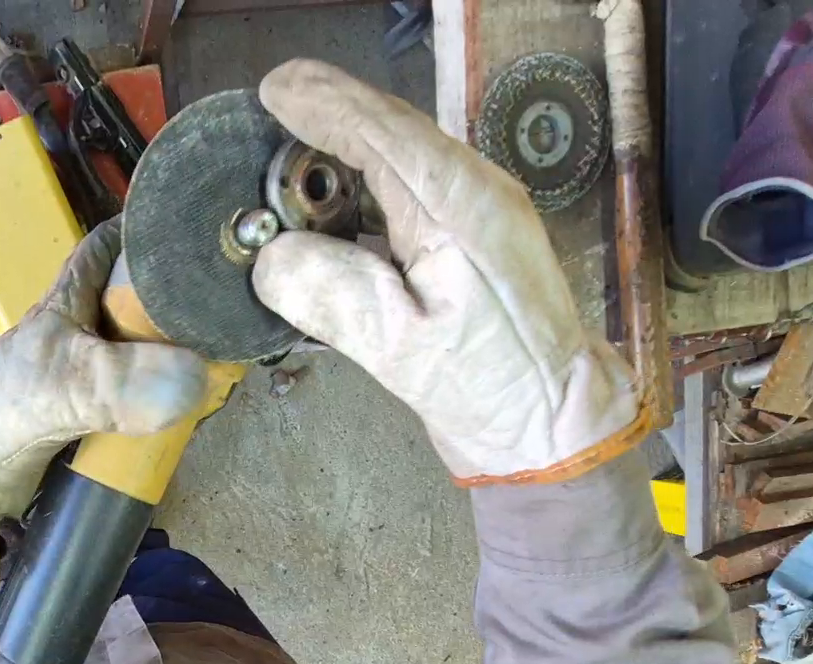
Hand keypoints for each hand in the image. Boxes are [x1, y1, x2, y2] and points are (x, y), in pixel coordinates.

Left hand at [0, 220, 206, 592]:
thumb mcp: (58, 386)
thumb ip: (118, 382)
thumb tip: (192, 381)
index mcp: (66, 302)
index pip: (109, 247)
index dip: (147, 232)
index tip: (194, 230)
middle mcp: (80, 334)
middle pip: (138, 302)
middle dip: (177, 302)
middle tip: (227, 309)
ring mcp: (87, 378)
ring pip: (143, 353)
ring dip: (175, 357)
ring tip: (224, 358)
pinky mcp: (94, 421)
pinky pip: (139, 400)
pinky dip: (162, 403)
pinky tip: (190, 409)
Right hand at [252, 59, 649, 484]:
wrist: (548, 424)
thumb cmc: (484, 387)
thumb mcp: (399, 349)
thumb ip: (334, 296)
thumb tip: (272, 259)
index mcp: (459, 206)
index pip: (382, 132)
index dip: (324, 105)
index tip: (272, 90)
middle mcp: (473, 193)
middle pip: (392, 136)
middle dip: (327, 127)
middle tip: (265, 131)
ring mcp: (474, 217)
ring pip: (398, 166)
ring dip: (341, 165)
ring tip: (286, 180)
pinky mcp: (466, 247)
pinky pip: (404, 203)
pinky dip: (359, 204)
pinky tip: (328, 224)